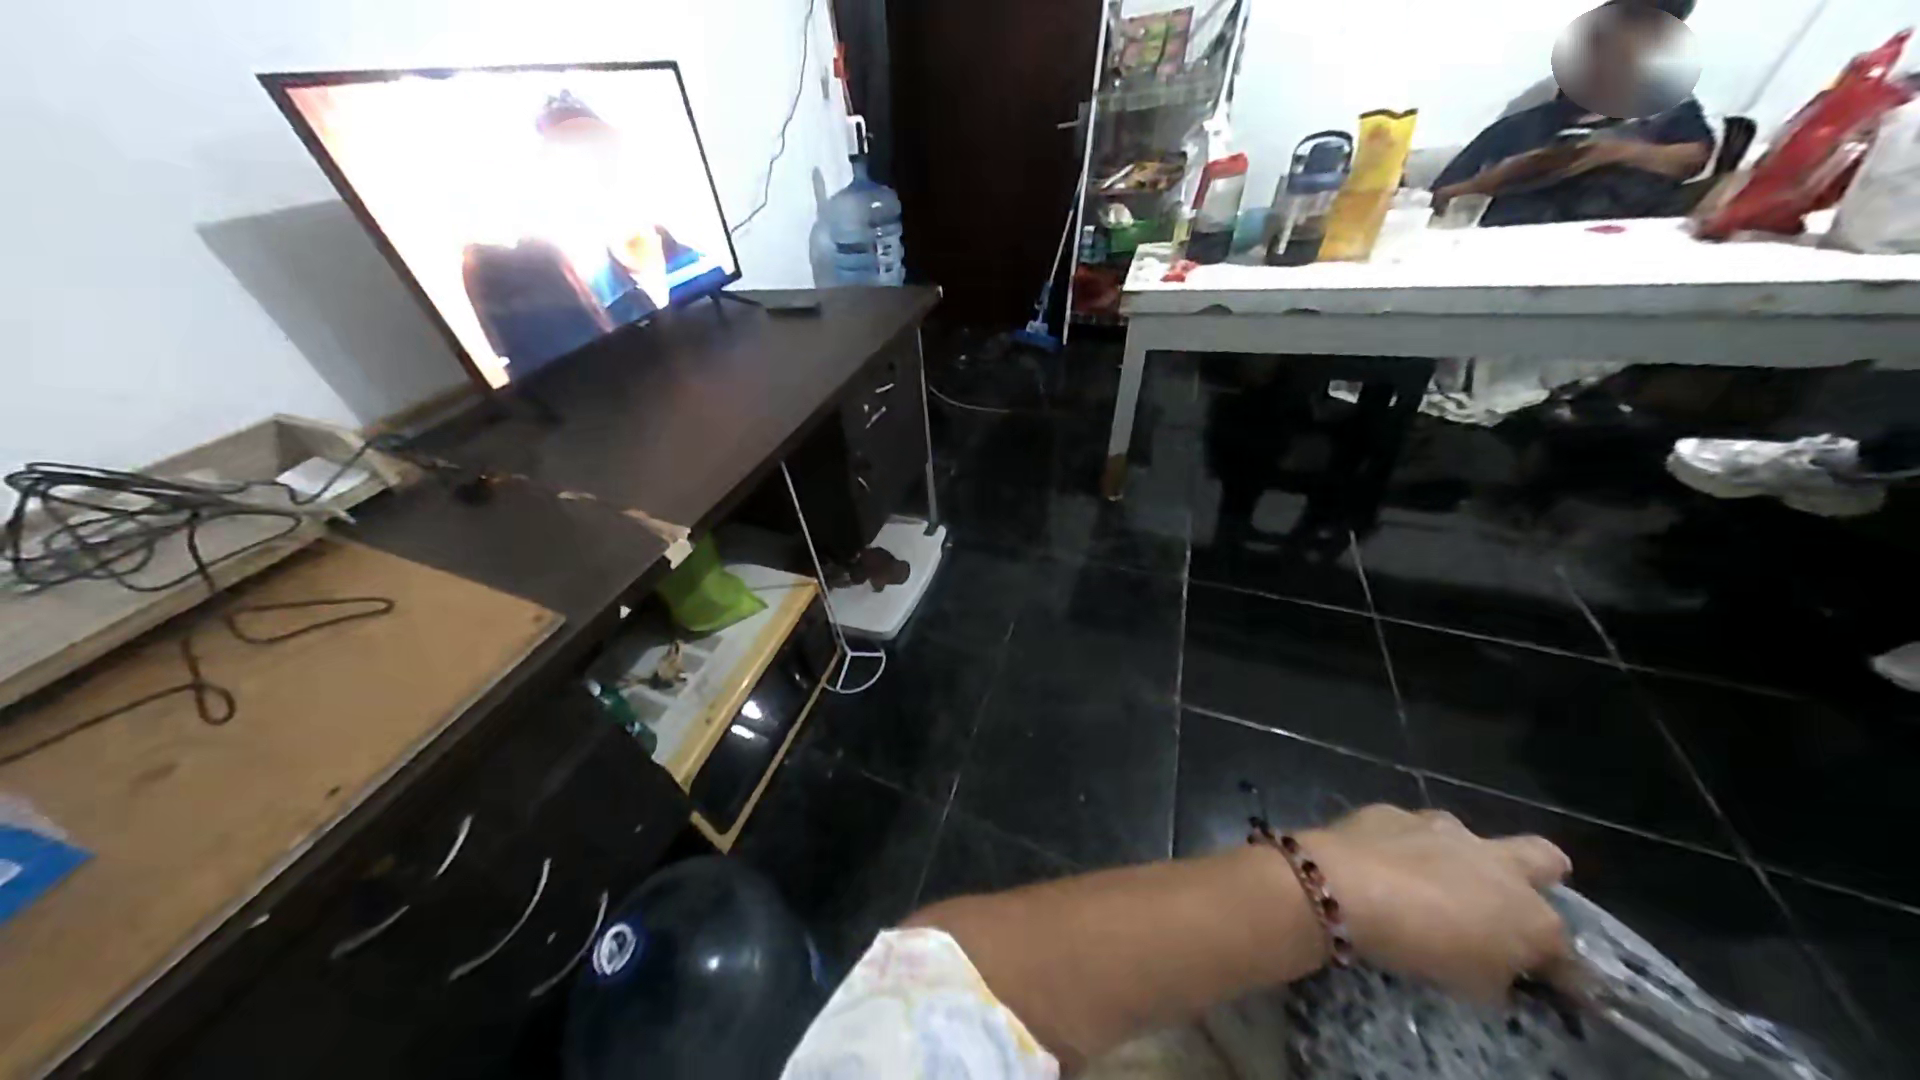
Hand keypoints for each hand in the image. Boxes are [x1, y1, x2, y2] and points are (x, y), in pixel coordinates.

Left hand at [1297, 805, 1572, 1003]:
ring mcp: (1439, 827)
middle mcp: (1494, 860)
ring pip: (1462, 833)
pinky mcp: (1389, 811)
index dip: (1554, 962)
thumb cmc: (1419, 948)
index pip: (1562, 944)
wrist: (1348, 888)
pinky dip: (1398, 844)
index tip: (1538, 973)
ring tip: (1422, 876)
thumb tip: (1499, 967)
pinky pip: (1402, 827)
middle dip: (1536, 874)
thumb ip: (1496, 971)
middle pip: (1541, 857)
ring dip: (1452, 854)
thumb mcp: (1473, 985)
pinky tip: (1376, 859)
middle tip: (1503, 896)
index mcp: (1530, 915)